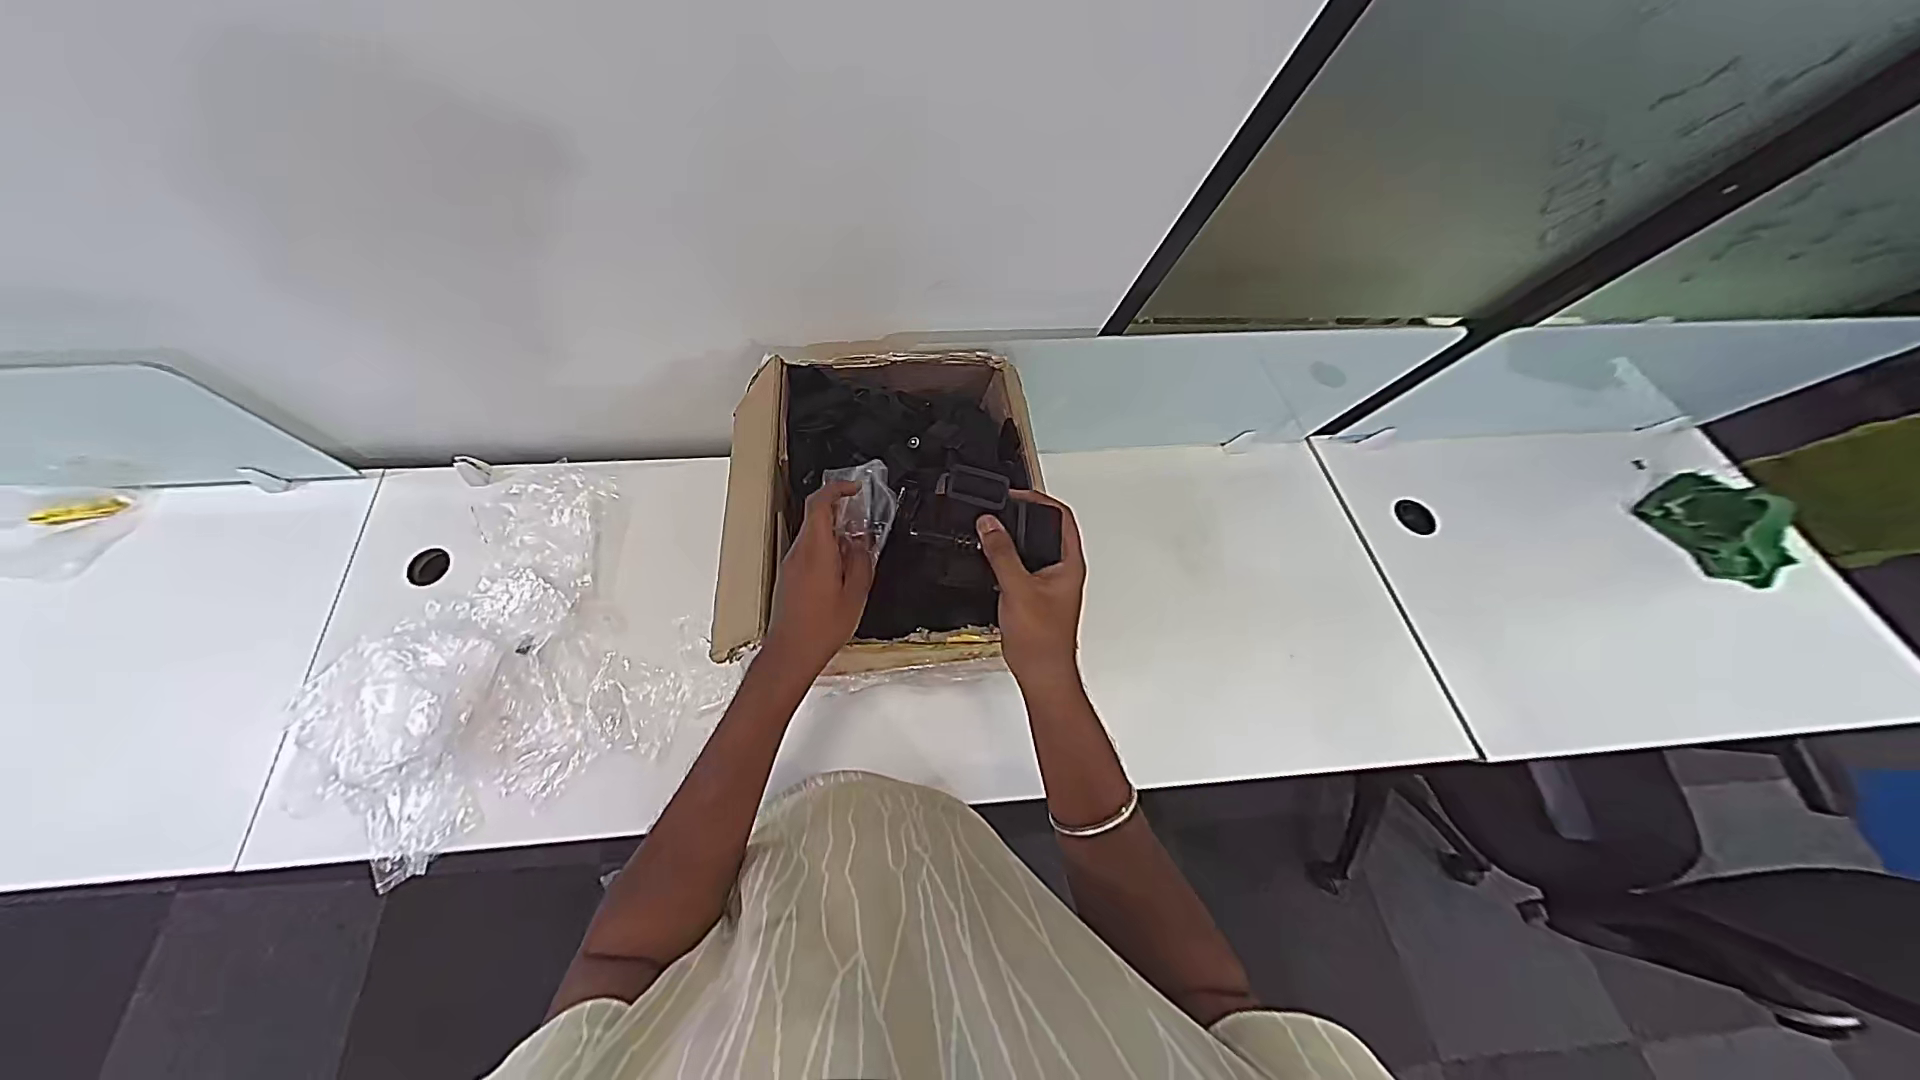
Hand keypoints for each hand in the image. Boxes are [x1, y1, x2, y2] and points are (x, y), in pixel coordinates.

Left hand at [764, 481, 876, 675]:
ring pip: (812, 535)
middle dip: (840, 512)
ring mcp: (791, 565)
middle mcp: (798, 553)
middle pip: (815, 517)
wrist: (791, 652)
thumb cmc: (820, 629)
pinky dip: (826, 549)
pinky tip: (841, 568)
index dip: (837, 489)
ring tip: (855, 549)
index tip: (854, 488)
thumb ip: (861, 562)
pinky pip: (808, 551)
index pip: (819, 504)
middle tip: (861, 519)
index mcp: (815, 551)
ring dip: (834, 533)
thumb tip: (861, 545)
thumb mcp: (855, 594)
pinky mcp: (789, 577)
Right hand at [976, 491, 1085, 686]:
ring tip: (994, 527)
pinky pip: (1022, 565)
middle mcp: (1063, 570)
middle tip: (1002, 505)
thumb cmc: (1043, 641)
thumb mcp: (1018, 589)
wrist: (1041, 672)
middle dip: (1024, 513)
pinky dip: (1007, 556)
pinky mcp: (1036, 595)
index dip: (1040, 499)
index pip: (1061, 516)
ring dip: (1014, 535)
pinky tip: (992, 558)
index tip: (1016, 495)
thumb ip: (1002, 554)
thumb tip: (990, 524)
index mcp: (1069, 563)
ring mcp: (1050, 583)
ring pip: (1034, 547)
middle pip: (1047, 528)